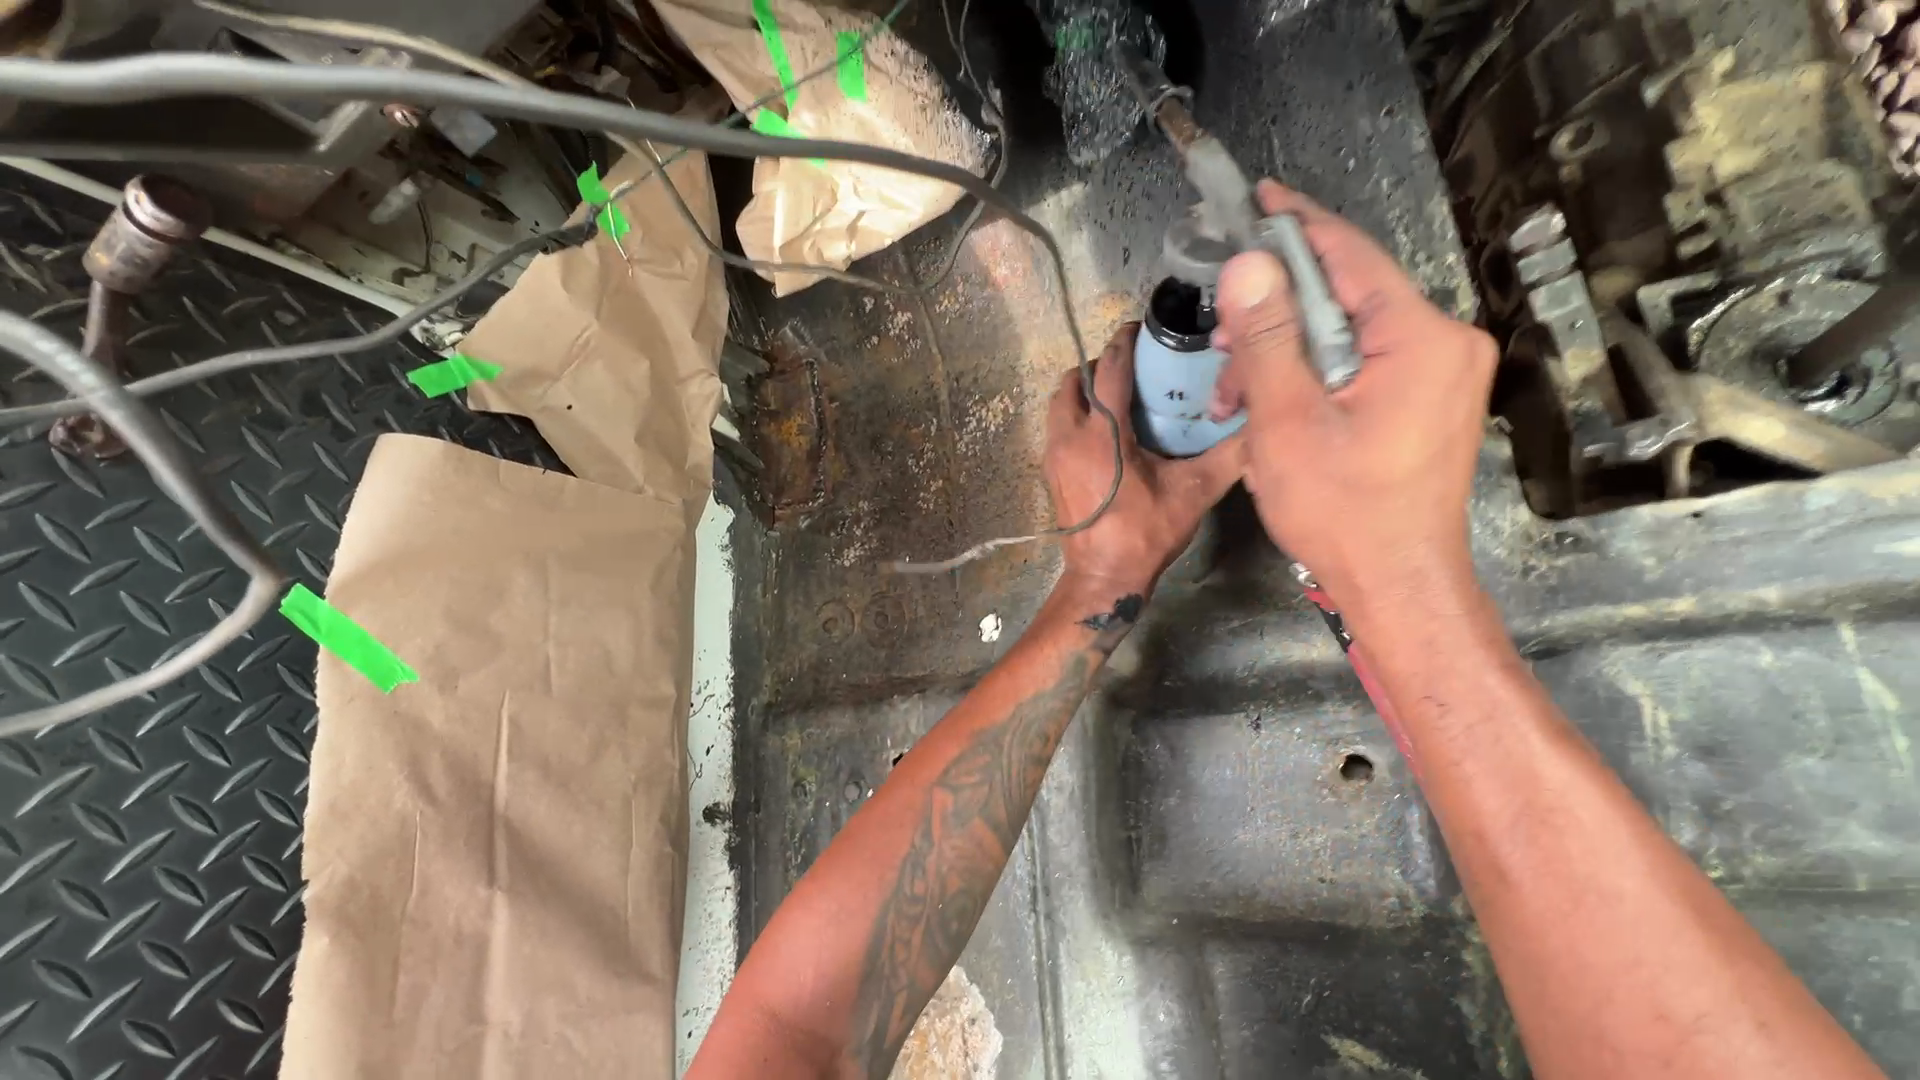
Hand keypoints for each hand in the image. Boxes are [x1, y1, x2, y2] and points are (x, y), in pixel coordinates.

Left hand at [1045, 324, 1243, 600]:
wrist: (1103, 578)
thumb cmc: (1145, 534)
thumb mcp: (1193, 493)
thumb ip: (1229, 456)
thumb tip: (1263, 426)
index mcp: (1101, 434)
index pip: (1108, 370)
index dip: (1124, 342)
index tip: (1140, 328)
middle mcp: (1068, 437)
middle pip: (1074, 381)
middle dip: (1099, 366)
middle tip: (1131, 368)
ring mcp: (1053, 456)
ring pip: (1059, 404)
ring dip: (1083, 391)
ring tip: (1117, 396)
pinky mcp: (1050, 473)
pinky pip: (1056, 428)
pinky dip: (1075, 416)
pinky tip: (1105, 431)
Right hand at [1209, 180, 1496, 617]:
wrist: (1396, 584)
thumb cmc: (1341, 510)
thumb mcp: (1288, 421)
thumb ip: (1267, 338)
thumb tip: (1247, 264)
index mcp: (1421, 338)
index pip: (1351, 257)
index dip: (1297, 224)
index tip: (1257, 196)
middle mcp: (1444, 344)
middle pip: (1346, 297)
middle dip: (1274, 313)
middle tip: (1220, 341)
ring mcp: (1439, 375)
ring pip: (1346, 334)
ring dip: (1283, 354)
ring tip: (1232, 393)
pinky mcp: (1425, 401)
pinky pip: (1359, 364)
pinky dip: (1309, 376)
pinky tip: (1268, 405)